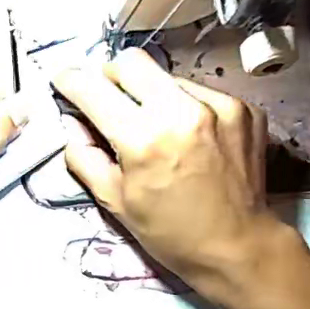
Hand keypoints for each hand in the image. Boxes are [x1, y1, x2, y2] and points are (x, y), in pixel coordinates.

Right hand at [53, 49, 296, 301]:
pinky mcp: (243, 108)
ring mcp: (218, 105)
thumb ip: (85, 157)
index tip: (66, 82)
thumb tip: (73, 123)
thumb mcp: (116, 202)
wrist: (238, 247)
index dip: (71, 82)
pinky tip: (192, 139)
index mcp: (143, 138)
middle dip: (111, 76)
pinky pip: (200, 93)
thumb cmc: (171, 233)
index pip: (93, 87)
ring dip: (153, 95)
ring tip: (161, 132)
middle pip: (130, 62)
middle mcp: (181, 111)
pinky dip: (187, 108)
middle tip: (110, 102)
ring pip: (168, 77)